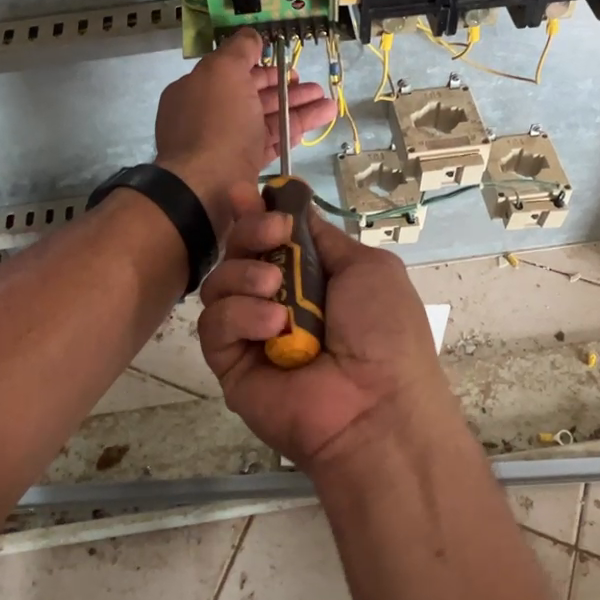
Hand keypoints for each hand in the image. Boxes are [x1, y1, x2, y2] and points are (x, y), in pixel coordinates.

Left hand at [155, 29, 333, 217]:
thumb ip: (240, 49)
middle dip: (287, 91)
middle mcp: (207, 117)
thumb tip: (252, 35)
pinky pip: (268, 147)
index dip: (264, 69)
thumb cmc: (215, 124)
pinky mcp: (239, 171)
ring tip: (329, 106)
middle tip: (317, 89)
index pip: (234, 73)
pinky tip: (310, 128)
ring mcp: (223, 146)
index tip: (290, 69)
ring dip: (297, 111)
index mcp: (197, 90)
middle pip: (253, 98)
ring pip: (265, 122)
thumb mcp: (224, 71)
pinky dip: (289, 135)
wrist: (205, 188)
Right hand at [198, 186, 461, 472]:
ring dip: (245, 275)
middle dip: (249, 231)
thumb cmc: (384, 332)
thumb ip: (324, 238)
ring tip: (277, 290)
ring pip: (219, 283)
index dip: (256, 212)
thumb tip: (293, 209)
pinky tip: (271, 325)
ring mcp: (251, 332)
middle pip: (239, 251)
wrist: (377, 407)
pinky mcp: (231, 364)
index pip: (271, 237)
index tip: (247, 192)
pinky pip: (214, 325)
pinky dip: (239, 316)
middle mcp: (278, 300)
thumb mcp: (368, 268)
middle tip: (272, 235)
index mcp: (313, 278)